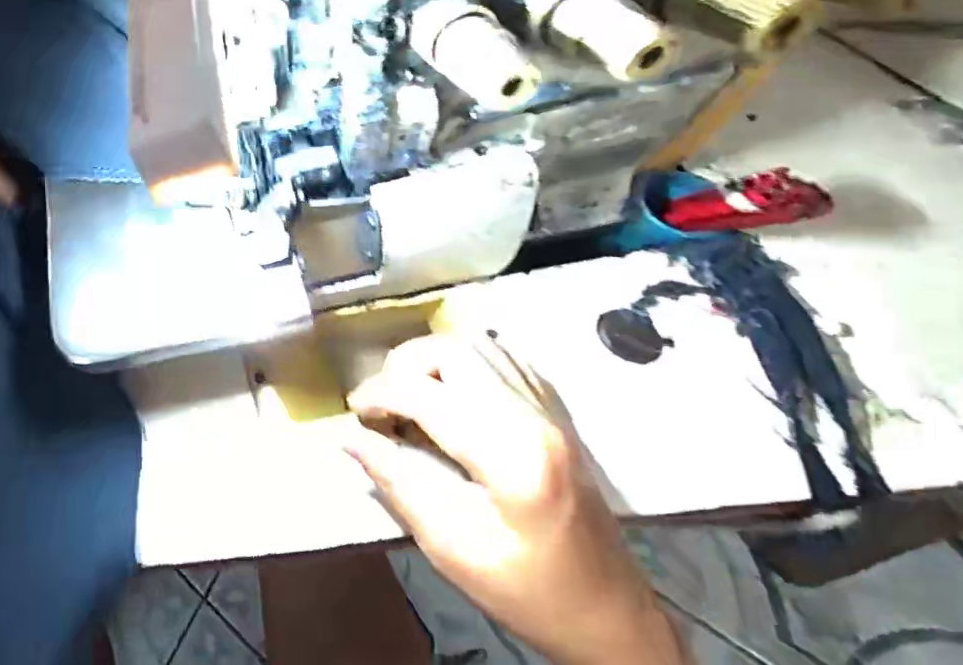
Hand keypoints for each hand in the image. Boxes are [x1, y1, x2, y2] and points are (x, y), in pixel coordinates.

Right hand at [343, 335, 685, 664]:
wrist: (611, 617)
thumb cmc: (529, 592)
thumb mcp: (452, 548)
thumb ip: (398, 483)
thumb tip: (350, 438)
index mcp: (510, 456)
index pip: (426, 393)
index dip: (379, 393)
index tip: (355, 411)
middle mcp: (533, 418)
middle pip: (452, 351)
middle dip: (404, 365)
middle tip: (383, 399)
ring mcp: (550, 410)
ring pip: (477, 345)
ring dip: (433, 359)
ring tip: (412, 392)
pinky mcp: (556, 412)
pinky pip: (503, 358)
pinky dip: (465, 362)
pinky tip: (451, 392)